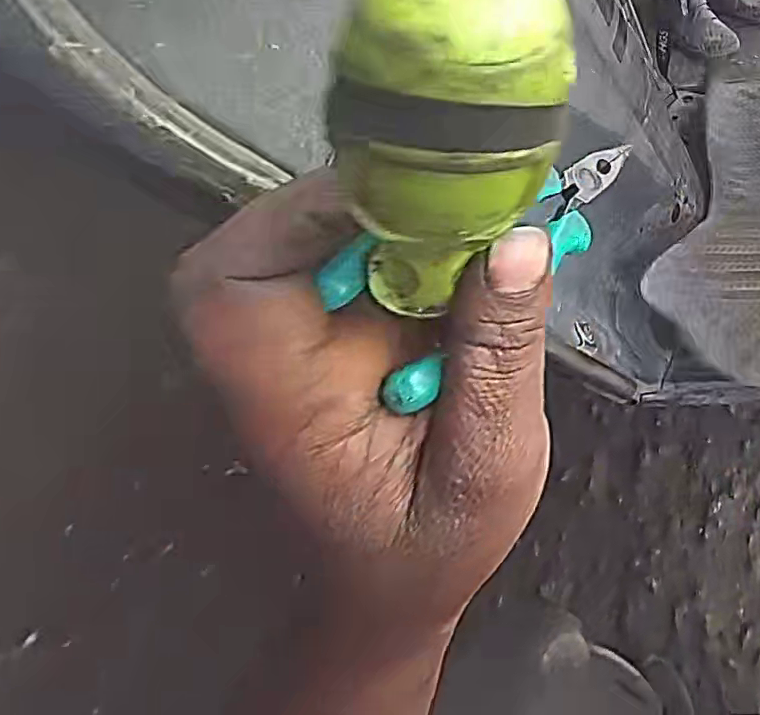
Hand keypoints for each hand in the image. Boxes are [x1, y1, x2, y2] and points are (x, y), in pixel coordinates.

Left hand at [171, 171, 552, 686]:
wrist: (415, 575)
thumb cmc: (437, 540)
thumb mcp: (489, 457)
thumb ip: (502, 353)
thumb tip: (522, 243)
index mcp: (292, 397)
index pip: (236, 280)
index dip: (303, 213)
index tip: (406, 185)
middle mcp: (301, 352)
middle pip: (305, 238)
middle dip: (398, 200)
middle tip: (491, 190)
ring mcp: (341, 338)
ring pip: (368, 241)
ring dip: (443, 216)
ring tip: (520, 210)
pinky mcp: (384, 330)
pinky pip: (414, 263)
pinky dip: (465, 242)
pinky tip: (519, 246)